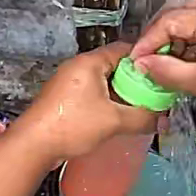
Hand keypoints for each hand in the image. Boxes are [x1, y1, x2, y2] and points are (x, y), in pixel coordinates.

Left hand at [10, 43, 160, 165]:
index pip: (125, 49)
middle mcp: (78, 67)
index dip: (145, 60)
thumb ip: (142, 118)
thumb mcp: (113, 121)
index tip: (161, 75)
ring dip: (120, 95)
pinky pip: (91, 96)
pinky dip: (106, 104)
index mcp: (90, 62)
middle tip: (152, 96)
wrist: (34, 145)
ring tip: (138, 110)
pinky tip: (116, 120)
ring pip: (103, 83)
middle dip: (134, 82)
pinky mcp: (64, 100)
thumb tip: (162, 120)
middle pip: (114, 66)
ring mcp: (69, 83)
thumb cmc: (70, 125)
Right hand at [130, 0, 195, 122]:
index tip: (136, 60)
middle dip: (159, 35)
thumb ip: (167, 71)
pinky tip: (184, 62)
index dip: (149, 40)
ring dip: (174, 39)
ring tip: (164, 63)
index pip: (172, 19)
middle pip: (180, 12)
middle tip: (147, 59)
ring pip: (191, 19)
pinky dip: (190, 42)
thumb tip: (141, 64)